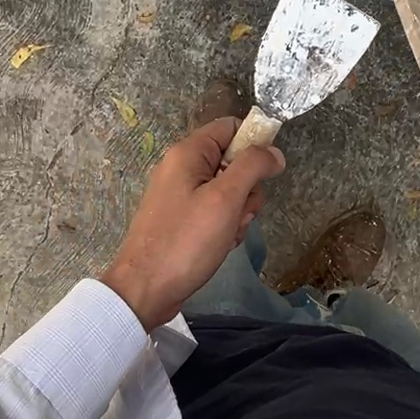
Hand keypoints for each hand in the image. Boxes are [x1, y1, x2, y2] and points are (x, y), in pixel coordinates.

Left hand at [101, 117, 284, 329]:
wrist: (144, 290)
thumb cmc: (185, 241)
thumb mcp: (226, 199)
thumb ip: (253, 167)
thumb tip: (274, 152)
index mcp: (188, 152)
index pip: (231, 127)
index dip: (254, 144)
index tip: (266, 173)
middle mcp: (181, 167)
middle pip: (233, 161)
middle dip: (247, 188)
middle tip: (239, 212)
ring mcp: (180, 194)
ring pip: (228, 189)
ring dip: (238, 212)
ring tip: (227, 234)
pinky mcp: (180, 218)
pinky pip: (214, 210)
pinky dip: (224, 226)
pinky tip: (220, 245)